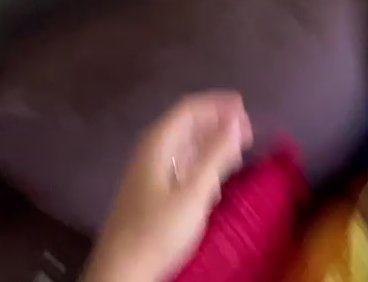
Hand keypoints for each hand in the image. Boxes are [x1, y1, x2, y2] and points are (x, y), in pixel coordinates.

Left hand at [84, 92, 252, 281]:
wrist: (121, 272)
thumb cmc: (157, 230)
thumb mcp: (192, 193)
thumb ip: (215, 154)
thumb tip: (235, 119)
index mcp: (158, 142)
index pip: (190, 108)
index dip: (218, 104)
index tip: (244, 108)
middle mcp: (152, 149)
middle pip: (188, 124)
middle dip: (218, 123)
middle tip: (246, 131)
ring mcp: (150, 170)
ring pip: (185, 145)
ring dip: (212, 143)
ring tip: (238, 150)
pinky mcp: (152, 191)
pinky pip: (181, 164)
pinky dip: (202, 163)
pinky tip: (215, 176)